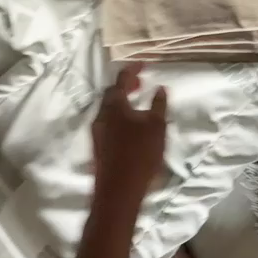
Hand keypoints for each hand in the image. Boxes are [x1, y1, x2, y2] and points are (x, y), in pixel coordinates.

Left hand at [91, 63, 168, 206]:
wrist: (117, 193)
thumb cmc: (139, 156)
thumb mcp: (157, 127)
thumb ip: (159, 105)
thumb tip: (160, 88)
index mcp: (114, 105)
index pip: (121, 79)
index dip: (133, 69)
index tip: (144, 64)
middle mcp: (101, 115)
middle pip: (111, 93)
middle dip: (126, 85)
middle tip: (141, 84)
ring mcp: (97, 132)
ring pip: (108, 109)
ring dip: (122, 102)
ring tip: (138, 105)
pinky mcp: (98, 147)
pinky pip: (108, 122)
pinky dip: (119, 116)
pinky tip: (131, 127)